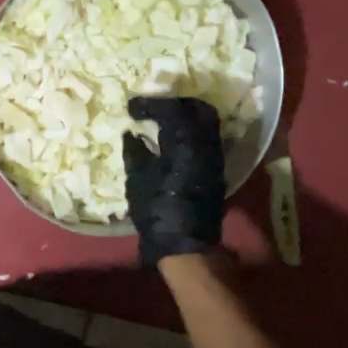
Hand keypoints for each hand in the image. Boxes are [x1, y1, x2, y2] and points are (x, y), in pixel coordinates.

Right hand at [121, 96, 225, 265]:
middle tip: (154, 107)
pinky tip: (175, 140)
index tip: (132, 108)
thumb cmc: (156, 210)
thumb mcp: (138, 178)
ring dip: (187, 116)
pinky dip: (192, 132)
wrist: (184, 243)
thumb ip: (136, 151)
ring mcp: (215, 158)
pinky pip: (208, 139)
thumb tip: (132, 134)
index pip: (172, 110)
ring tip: (164, 120)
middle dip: (176, 103)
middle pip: (199, 110)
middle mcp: (206, 146)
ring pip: (207, 123)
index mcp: (186, 144)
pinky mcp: (215, 170)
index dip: (150, 105)